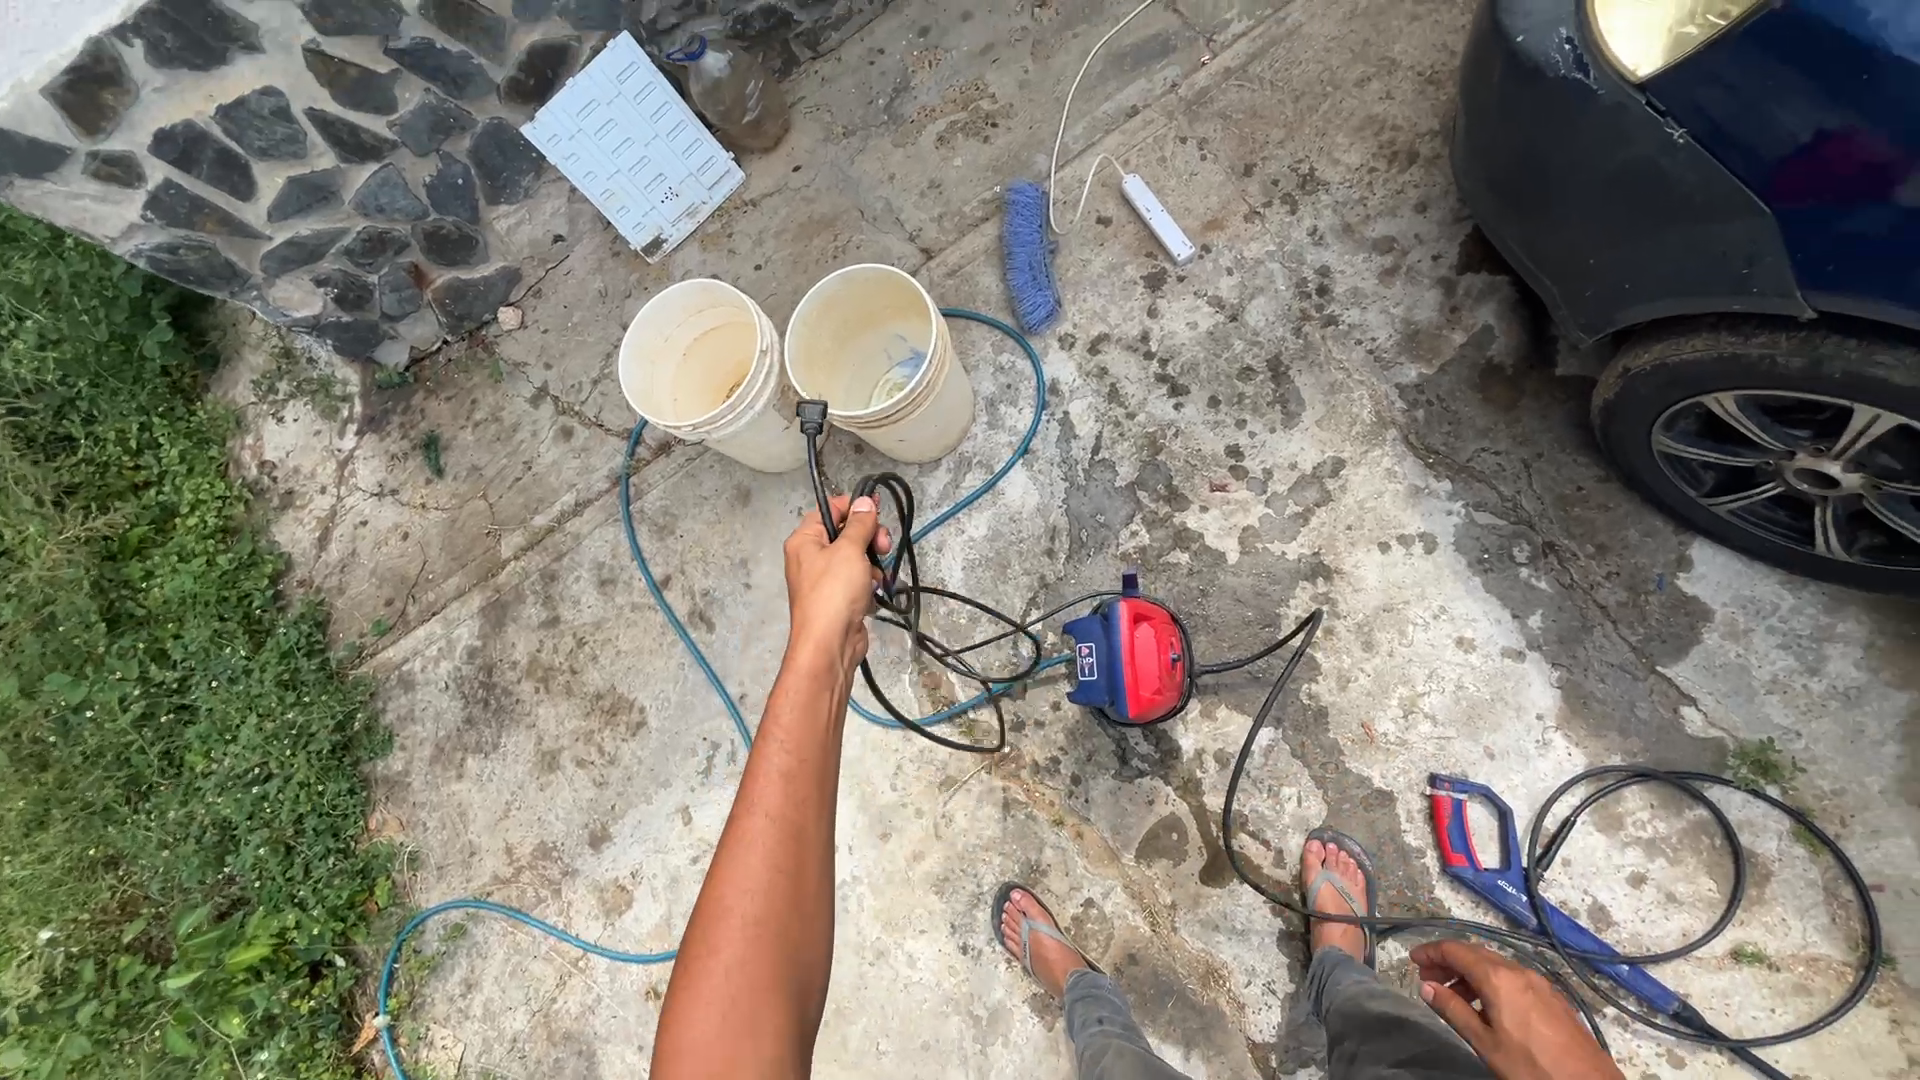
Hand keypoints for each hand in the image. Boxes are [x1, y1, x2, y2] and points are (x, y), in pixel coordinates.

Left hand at [783, 495, 893, 672]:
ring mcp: (825, 579)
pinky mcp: (839, 597)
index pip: (830, 510)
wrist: (830, 643)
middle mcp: (811, 557)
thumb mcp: (849, 550)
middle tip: (883, 546)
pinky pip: (858, 579)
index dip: (854, 508)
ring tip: (879, 575)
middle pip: (846, 534)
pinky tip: (875, 589)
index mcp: (805, 540)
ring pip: (856, 557)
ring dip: (873, 562)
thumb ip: (860, 524)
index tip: (877, 510)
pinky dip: (870, 582)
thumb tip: (865, 501)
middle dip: (869, 538)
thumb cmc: (834, 591)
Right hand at [1412, 940, 1624, 1079]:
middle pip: (1475, 953)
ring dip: (1470, 973)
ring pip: (1495, 966)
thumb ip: (1453, 1010)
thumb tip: (1426, 986)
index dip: (1430, 952)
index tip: (1412, 961)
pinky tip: (1489, 1007)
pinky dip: (1492, 983)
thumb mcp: (1486, 1043)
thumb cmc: (1533, 1068)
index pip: (1455, 950)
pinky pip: (1514, 979)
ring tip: (1455, 996)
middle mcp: (1519, 971)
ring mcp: (1541, 984)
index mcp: (1499, 977)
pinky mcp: (1555, 1000)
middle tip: (1429, 979)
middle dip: (1448, 962)